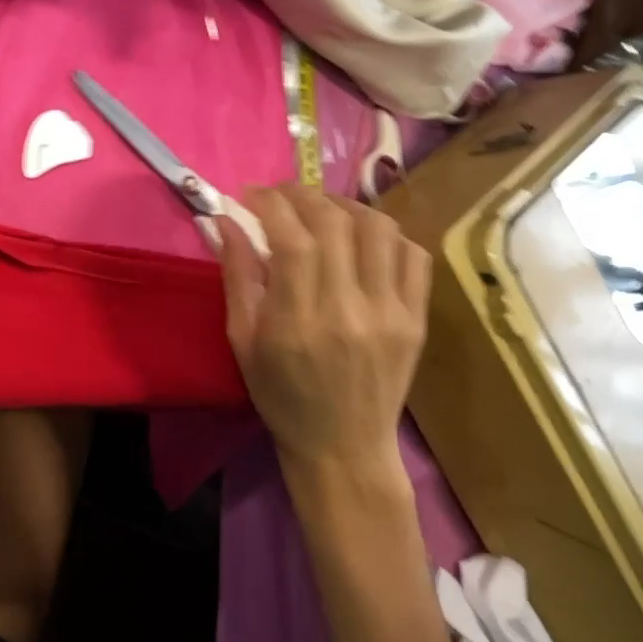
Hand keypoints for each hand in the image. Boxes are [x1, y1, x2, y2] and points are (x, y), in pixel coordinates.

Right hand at [216, 185, 431, 470]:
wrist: (343, 447)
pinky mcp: (417, 318)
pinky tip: (360, 238)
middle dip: (302, 196)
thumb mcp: (242, 339)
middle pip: (335, 223)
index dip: (272, 204)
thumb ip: (237, 275)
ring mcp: (392, 312)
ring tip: (321, 210)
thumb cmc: (281, 395)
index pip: (293, 239)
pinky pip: (412, 255)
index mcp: (301, 320)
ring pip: (379, 229)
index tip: (251, 194)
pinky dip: (385, 234)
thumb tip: (225, 219)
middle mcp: (352, 309)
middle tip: (280, 195)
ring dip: (345, 206)